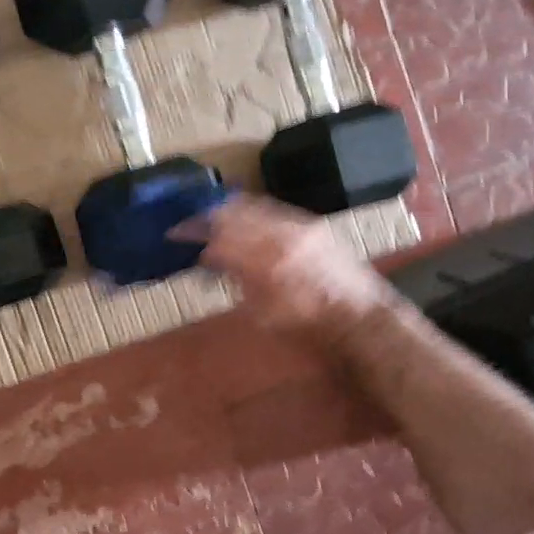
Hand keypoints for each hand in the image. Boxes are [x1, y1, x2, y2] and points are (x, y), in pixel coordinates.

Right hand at [177, 195, 394, 336]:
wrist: (359, 317)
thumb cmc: (307, 327)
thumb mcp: (262, 312)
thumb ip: (235, 279)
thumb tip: (210, 259)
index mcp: (265, 263)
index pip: (219, 237)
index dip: (193, 232)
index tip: (174, 233)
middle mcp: (281, 237)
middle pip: (233, 214)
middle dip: (206, 216)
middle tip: (186, 221)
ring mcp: (298, 227)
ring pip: (252, 206)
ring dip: (227, 210)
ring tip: (209, 217)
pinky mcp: (310, 225)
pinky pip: (272, 209)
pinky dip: (251, 211)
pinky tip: (241, 218)